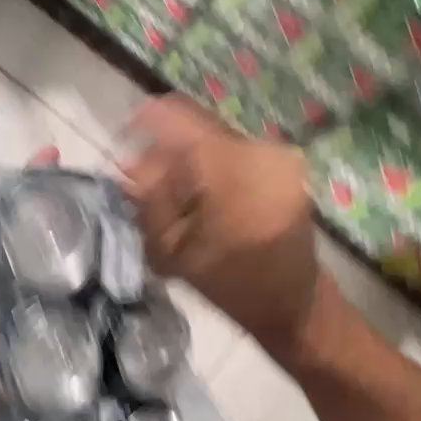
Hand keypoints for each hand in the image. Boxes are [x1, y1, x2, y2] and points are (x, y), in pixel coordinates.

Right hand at [120, 97, 321, 358]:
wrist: (295, 303)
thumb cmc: (232, 284)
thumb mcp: (173, 250)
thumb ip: (148, 201)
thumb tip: (128, 166)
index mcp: (229, 163)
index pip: (175, 117)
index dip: (143, 124)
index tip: (125, 143)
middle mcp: (258, 147)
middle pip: (194, 128)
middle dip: (166, 150)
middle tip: (146, 183)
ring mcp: (277, 153)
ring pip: (213, 139)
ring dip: (189, 160)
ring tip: (176, 197)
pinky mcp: (285, 164)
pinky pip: (234, 151)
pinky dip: (212, 167)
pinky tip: (204, 199)